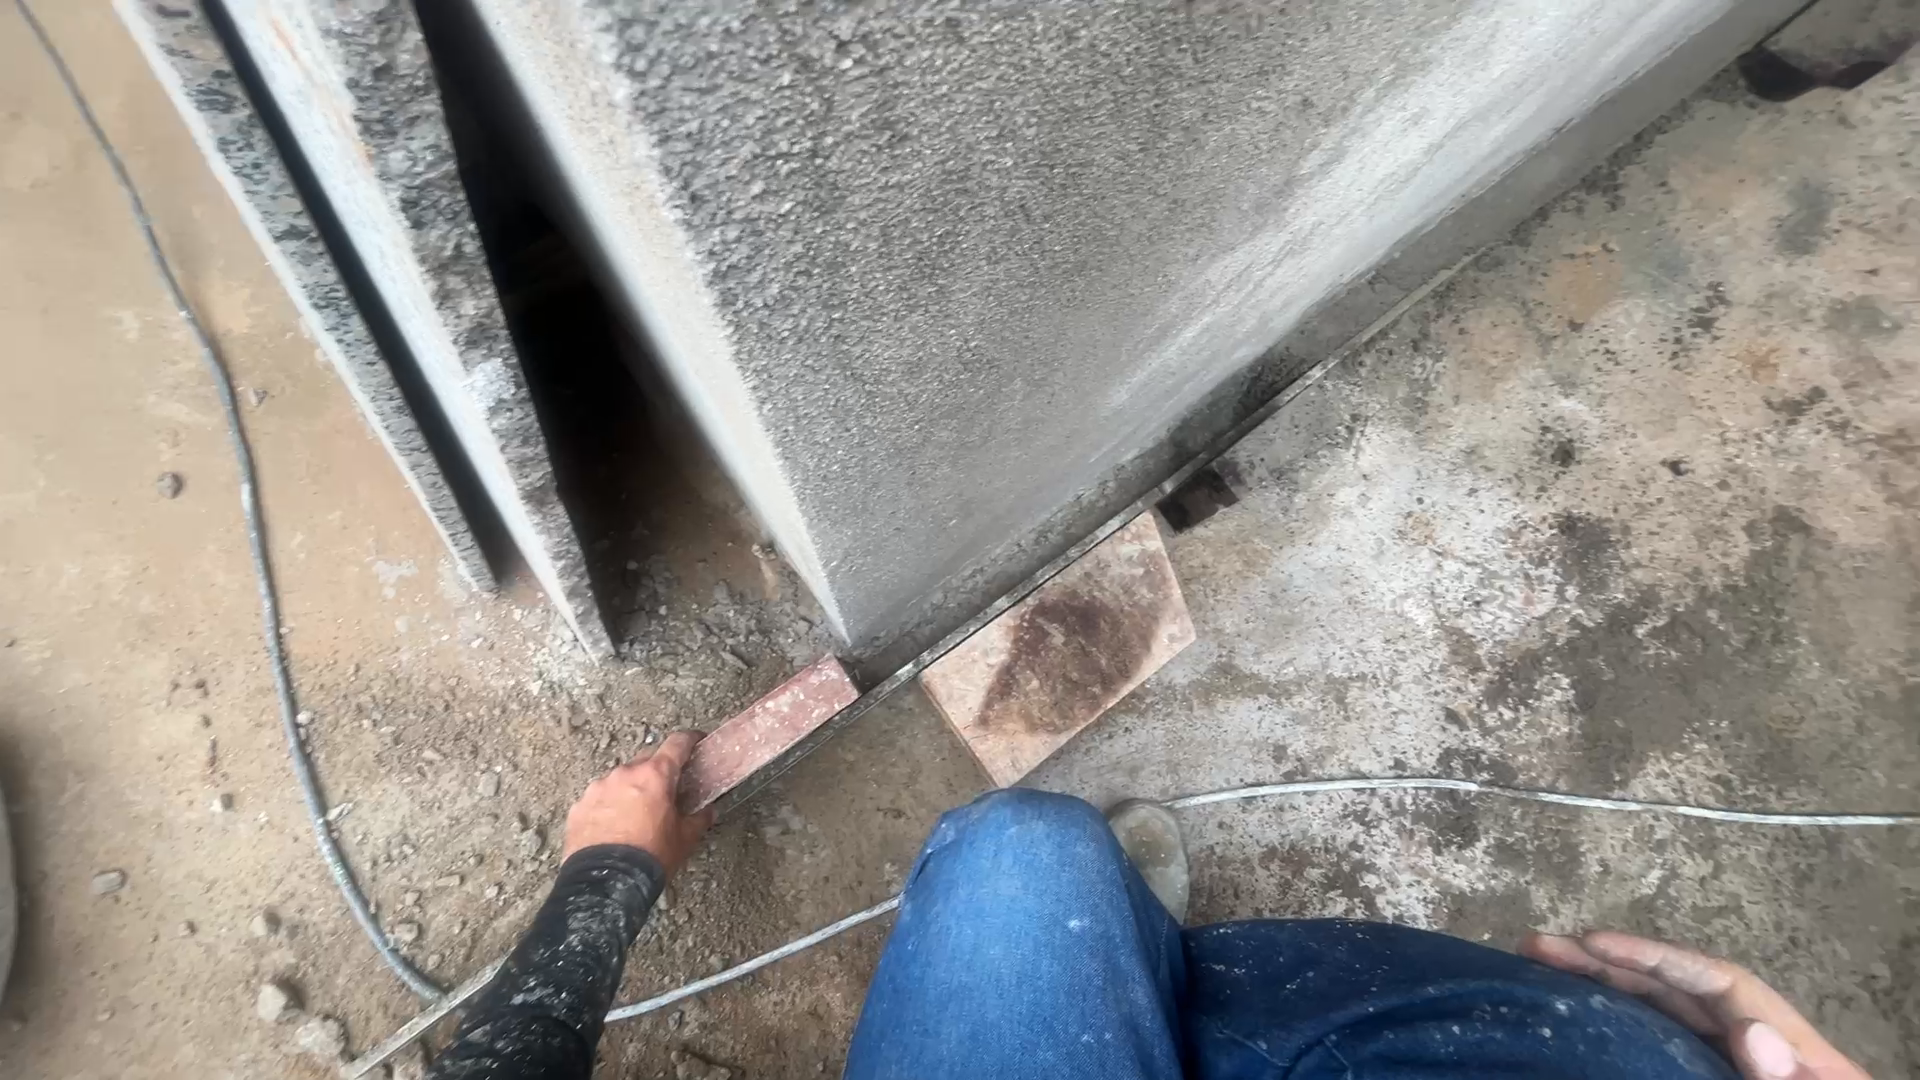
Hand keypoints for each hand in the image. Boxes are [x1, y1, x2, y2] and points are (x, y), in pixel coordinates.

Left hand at [560, 731, 713, 874]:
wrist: (604, 886)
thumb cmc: (649, 857)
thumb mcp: (685, 838)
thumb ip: (699, 818)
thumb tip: (708, 811)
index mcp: (656, 775)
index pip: (678, 743)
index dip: (691, 739)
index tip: (696, 742)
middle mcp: (626, 773)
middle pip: (648, 759)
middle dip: (658, 770)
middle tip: (665, 790)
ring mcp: (599, 788)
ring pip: (621, 777)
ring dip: (631, 788)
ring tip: (635, 814)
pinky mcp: (579, 806)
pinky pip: (599, 796)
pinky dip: (609, 804)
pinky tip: (613, 825)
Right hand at [1521, 931, 1869, 1079]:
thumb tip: (1753, 1032)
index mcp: (1806, 1060)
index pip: (1724, 984)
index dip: (1656, 955)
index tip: (1590, 941)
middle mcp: (1761, 1052)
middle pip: (1680, 989)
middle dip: (1605, 960)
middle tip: (1537, 946)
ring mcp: (1727, 1068)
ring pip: (1660, 1009)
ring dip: (1597, 979)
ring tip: (1539, 962)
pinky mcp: (1697, 1077)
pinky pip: (1655, 1037)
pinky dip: (1612, 1013)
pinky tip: (1574, 1007)